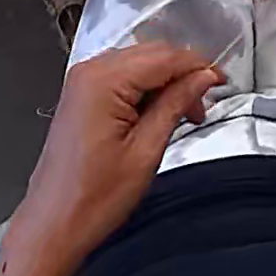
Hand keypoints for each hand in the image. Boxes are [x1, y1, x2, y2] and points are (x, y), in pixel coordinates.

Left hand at [4, 43, 221, 275]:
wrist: (54, 222)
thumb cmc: (93, 197)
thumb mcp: (146, 150)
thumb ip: (176, 104)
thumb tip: (202, 77)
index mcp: (103, 80)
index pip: (162, 56)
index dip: (197, 65)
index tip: (222, 79)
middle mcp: (89, 70)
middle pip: (149, 53)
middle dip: (182, 73)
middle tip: (205, 104)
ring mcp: (82, 79)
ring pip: (137, 62)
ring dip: (165, 81)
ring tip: (185, 113)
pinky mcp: (81, 92)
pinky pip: (121, 76)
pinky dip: (144, 87)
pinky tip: (159, 112)